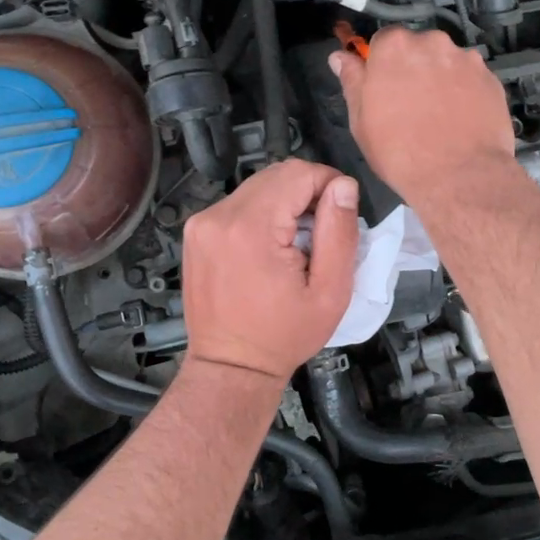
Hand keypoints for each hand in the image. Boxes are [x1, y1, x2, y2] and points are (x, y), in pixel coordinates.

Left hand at [181, 159, 360, 381]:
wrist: (231, 367)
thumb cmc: (285, 335)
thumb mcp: (330, 291)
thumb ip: (339, 233)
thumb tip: (344, 186)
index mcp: (251, 227)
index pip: (298, 172)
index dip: (328, 184)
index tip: (341, 214)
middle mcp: (219, 215)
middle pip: (276, 175)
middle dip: (306, 193)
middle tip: (321, 232)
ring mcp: (201, 223)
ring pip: (258, 187)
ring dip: (284, 203)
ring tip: (297, 244)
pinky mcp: (195, 232)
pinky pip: (239, 205)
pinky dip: (261, 215)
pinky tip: (271, 248)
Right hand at [329, 27, 515, 209]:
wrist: (459, 176)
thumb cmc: (400, 152)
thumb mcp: (361, 121)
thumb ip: (352, 81)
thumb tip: (340, 57)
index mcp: (395, 47)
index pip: (384, 40)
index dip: (382, 64)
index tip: (384, 87)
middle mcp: (433, 42)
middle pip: (419, 48)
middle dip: (414, 68)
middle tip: (411, 105)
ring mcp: (466, 59)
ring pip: (447, 63)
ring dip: (441, 79)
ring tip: (440, 116)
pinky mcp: (491, 79)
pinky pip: (472, 79)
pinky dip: (466, 92)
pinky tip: (461, 120)